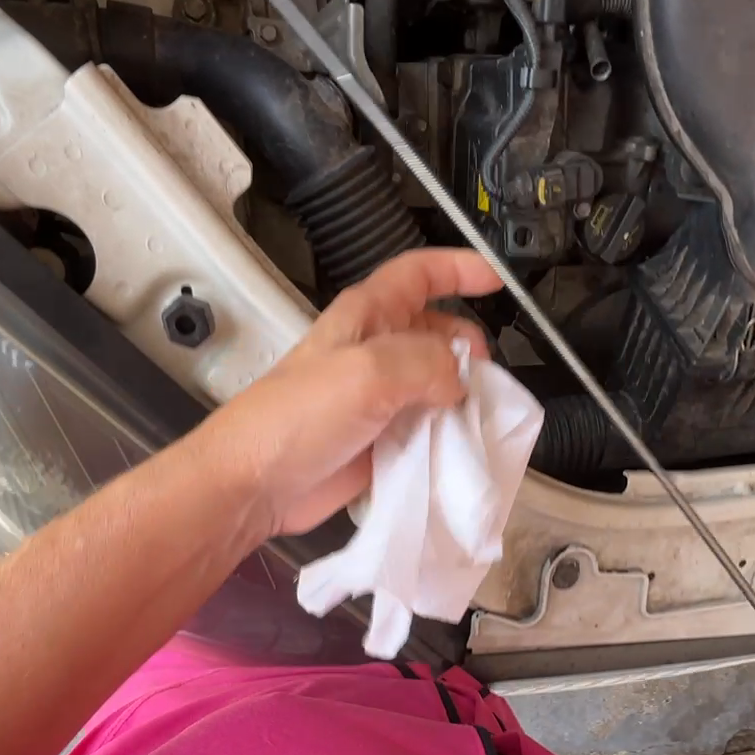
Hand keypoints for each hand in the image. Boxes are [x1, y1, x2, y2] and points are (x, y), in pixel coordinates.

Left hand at [191, 248, 501, 536]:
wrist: (258, 486)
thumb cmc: (296, 418)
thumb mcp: (368, 371)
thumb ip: (427, 363)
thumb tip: (460, 383)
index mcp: (367, 317)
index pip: (418, 274)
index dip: (458, 269)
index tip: (495, 281)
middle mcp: (376, 353)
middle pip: (437, 333)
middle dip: (468, 346)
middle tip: (485, 374)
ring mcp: (379, 400)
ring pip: (437, 386)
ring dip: (463, 397)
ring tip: (477, 416)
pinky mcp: (382, 442)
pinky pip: (427, 432)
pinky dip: (449, 437)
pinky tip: (461, 449)